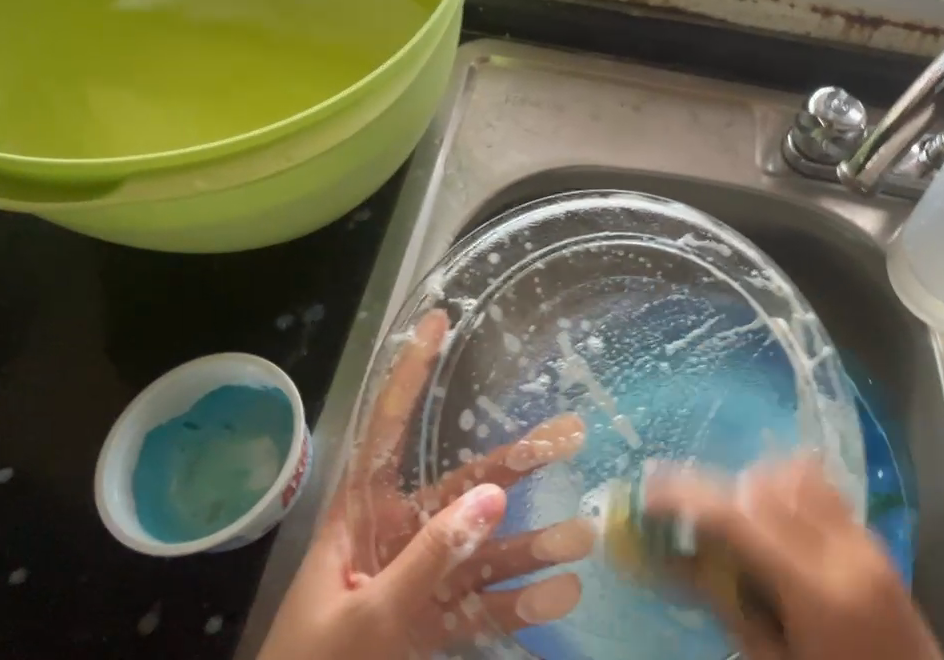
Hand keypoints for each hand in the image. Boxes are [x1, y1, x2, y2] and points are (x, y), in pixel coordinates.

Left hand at [259, 312, 593, 658]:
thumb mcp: (364, 617)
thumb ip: (428, 560)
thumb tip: (492, 497)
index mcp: (360, 516)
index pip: (386, 429)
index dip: (409, 374)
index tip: (438, 323)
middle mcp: (399, 535)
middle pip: (464, 488)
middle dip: (516, 464)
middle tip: (570, 435)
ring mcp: (424, 579)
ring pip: (486, 548)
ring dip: (533, 544)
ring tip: (583, 537)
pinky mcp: (438, 622)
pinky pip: (486, 603)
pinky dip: (523, 600)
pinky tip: (563, 593)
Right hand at [646, 459, 940, 659]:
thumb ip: (727, 606)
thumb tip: (672, 562)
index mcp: (817, 589)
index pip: (741, 518)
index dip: (689, 496)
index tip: (650, 487)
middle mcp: (844, 548)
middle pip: (766, 485)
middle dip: (720, 490)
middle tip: (686, 512)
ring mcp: (865, 537)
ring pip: (796, 473)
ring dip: (756, 485)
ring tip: (733, 519)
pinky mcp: (874, 537)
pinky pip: (824, 489)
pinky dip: (789, 489)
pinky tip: (772, 520)